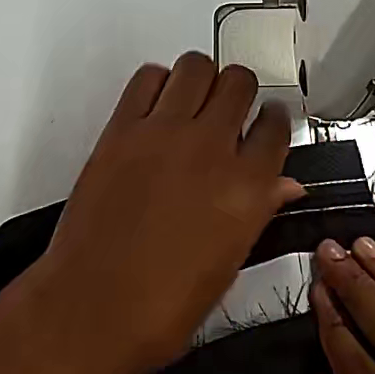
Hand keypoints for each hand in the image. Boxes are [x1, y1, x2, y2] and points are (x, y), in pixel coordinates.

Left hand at [28, 53, 303, 373]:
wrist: (94, 306)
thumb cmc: (159, 304)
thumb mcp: (229, 263)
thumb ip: (259, 211)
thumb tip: (280, 188)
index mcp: (247, 188)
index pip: (277, 127)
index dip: (275, 120)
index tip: (269, 120)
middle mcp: (209, 150)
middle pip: (239, 83)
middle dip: (241, 90)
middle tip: (233, 102)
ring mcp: (163, 134)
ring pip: (196, 67)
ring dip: (203, 76)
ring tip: (197, 95)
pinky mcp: (121, 129)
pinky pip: (146, 78)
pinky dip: (158, 81)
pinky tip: (159, 101)